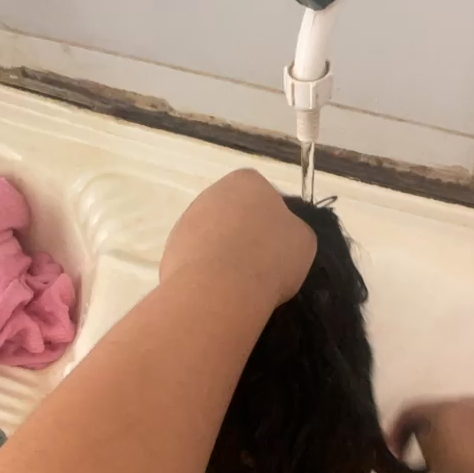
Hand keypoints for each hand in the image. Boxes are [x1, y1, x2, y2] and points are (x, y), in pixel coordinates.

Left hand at [160, 169, 315, 309]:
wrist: (219, 289)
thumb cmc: (269, 257)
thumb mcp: (303, 241)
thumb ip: (292, 231)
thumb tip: (281, 239)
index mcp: (247, 181)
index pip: (265, 197)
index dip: (274, 224)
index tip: (278, 250)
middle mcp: (212, 193)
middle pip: (234, 217)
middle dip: (244, 239)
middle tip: (259, 268)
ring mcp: (187, 221)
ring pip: (213, 239)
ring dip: (223, 257)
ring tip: (237, 285)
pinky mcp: (171, 250)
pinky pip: (195, 260)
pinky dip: (206, 274)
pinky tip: (217, 291)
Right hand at [391, 397, 473, 472]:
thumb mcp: (435, 462)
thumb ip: (424, 441)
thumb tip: (425, 433)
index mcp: (445, 409)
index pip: (411, 410)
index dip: (396, 429)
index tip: (393, 450)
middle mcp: (468, 403)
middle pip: (438, 411)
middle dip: (424, 429)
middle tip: (418, 452)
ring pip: (461, 418)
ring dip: (448, 433)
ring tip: (447, 457)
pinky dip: (469, 437)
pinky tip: (473, 458)